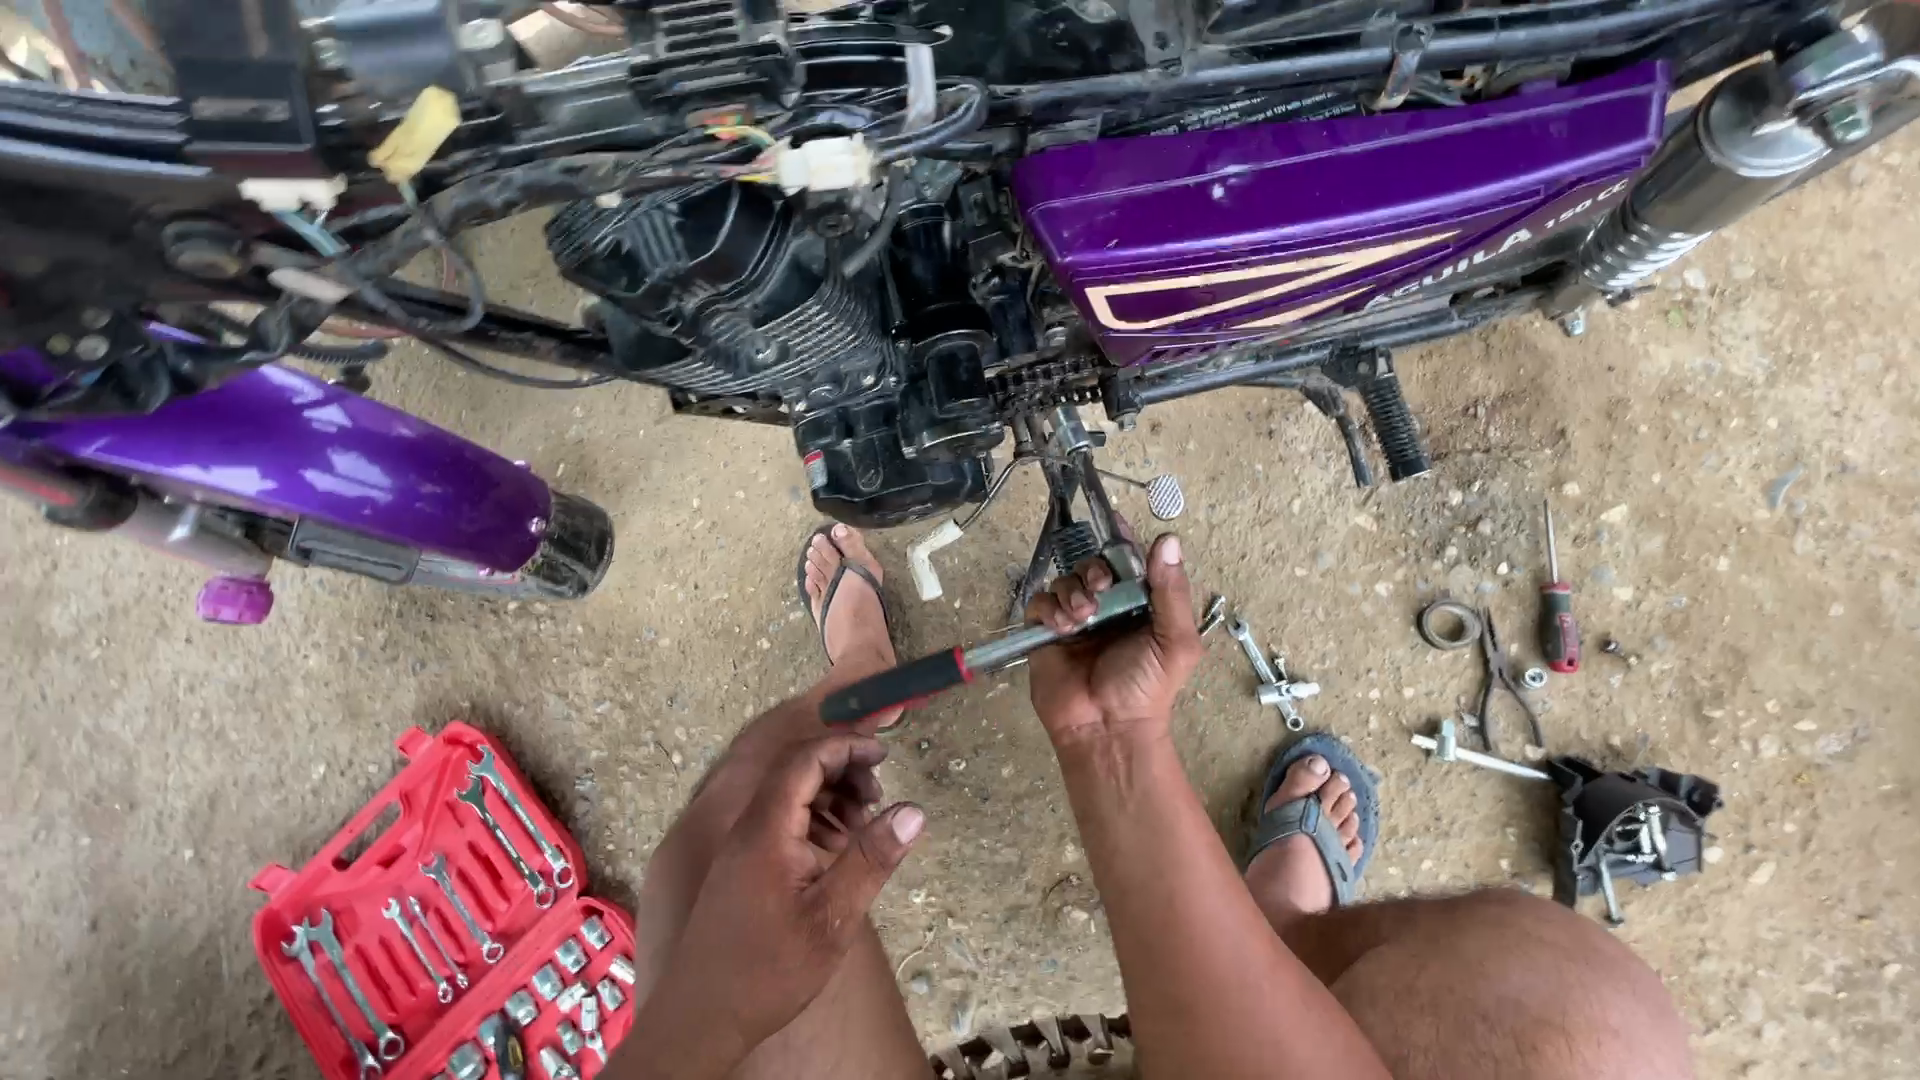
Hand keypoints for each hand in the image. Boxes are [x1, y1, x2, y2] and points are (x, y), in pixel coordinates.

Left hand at [630, 735, 924, 1077]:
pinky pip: (783, 820)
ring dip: (831, 795)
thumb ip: (871, 858)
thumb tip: (914, 812)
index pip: (805, 759)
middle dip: (843, 769)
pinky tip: (838, 847)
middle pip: (797, 770)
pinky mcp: (744, 865)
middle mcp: (750, 826)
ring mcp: (743, 845)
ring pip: (790, 794)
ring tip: (864, 823)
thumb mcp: (832, 916)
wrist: (702, 1019)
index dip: (845, 746)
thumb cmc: (770, 969)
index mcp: (767, 828)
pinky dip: (815, 820)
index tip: (883, 754)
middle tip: (878, 794)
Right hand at [1026, 533, 1200, 748]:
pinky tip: (1064, 627)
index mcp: (1140, 604)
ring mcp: (1074, 617)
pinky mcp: (1045, 631)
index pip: (1130, 561)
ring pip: (1065, 579)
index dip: (1122, 541)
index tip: (1113, 523)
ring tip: (1084, 617)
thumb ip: (1172, 591)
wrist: (1108, 727)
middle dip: (1095, 569)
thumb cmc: (1147, 686)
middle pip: (1093, 564)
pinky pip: (1040, 601)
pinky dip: (1051, 607)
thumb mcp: (1175, 640)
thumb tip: (1168, 539)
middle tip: (1101, 588)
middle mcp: (1107, 605)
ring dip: (1074, 591)